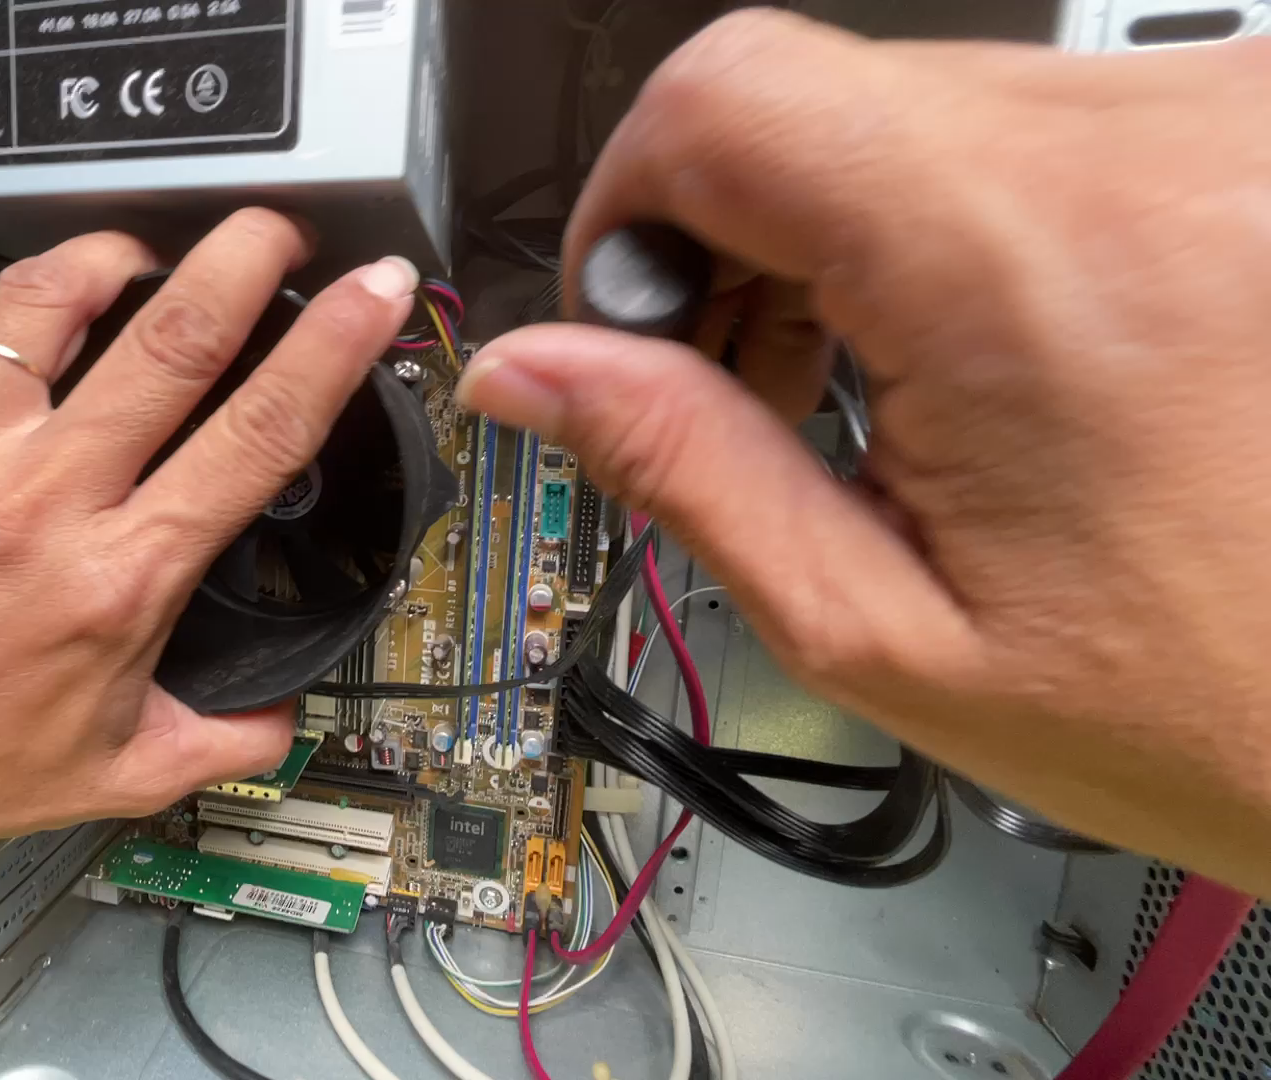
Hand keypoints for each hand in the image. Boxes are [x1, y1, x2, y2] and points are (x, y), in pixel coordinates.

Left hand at [0, 210, 420, 939]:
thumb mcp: (134, 771)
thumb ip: (239, 735)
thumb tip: (292, 701)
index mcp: (122, 577)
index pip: (256, 435)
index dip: (330, 348)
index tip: (369, 294)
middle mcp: (45, 502)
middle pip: (171, 340)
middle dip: (244, 258)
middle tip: (283, 229)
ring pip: (56, 303)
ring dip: (126, 255)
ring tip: (161, 252)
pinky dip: (41, 303)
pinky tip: (65, 312)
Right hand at [458, 12, 1270, 892]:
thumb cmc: (1213, 704)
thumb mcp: (866, 620)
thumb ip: (674, 465)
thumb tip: (526, 375)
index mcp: (1027, 270)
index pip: (721, 105)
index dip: (623, 201)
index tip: (627, 315)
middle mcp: (1154, 146)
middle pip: (786, 102)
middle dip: (705, 249)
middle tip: (732, 387)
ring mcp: (1222, 119)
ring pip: (873, 114)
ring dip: (798, 248)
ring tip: (831, 381)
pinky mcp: (1237, 137)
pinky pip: (981, 134)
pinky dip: (896, 235)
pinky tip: (918, 345)